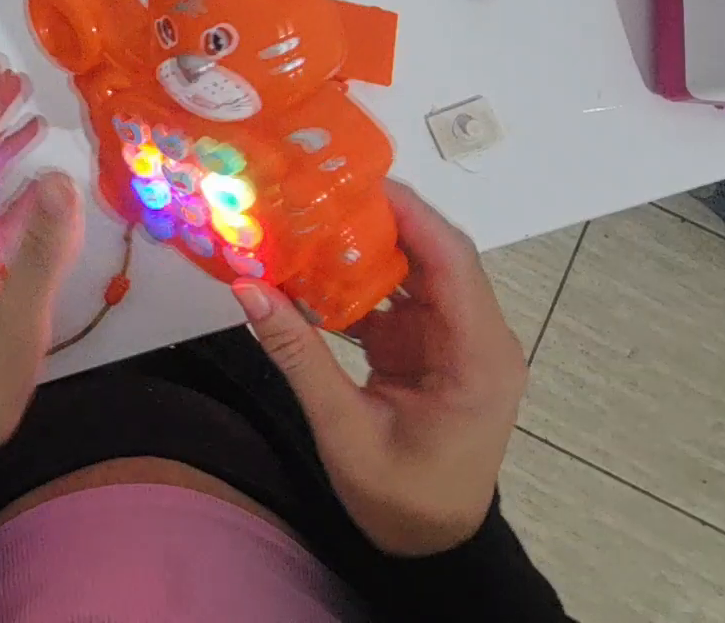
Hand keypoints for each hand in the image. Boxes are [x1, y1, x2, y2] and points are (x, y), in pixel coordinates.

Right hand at [233, 181, 526, 555]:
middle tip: (313, 188)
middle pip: (431, 255)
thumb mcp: (344, 428)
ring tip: (304, 214)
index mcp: (477, 355)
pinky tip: (306, 267)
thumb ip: (297, 355)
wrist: (431, 545)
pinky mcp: (422, 346)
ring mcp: (447, 339)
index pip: (451, 262)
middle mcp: (473, 336)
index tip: (352, 179)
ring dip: (359, 244)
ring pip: (409, 270)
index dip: (409, 214)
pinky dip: (349, 280)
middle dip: (376, 218)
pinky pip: (388, 297)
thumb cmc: (402, 496)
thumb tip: (246, 288)